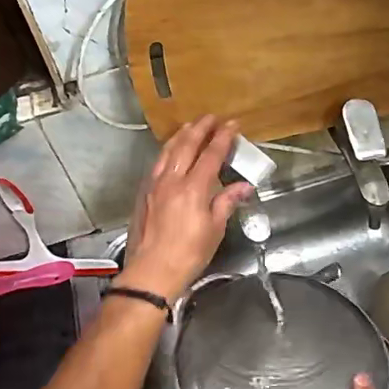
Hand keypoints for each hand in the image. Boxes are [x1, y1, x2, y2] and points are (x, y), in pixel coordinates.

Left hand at [117, 115, 254, 300]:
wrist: (151, 271)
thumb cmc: (188, 254)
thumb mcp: (214, 230)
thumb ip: (226, 202)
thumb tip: (244, 186)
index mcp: (193, 188)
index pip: (211, 154)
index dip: (223, 137)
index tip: (232, 124)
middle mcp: (172, 180)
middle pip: (187, 145)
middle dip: (201, 128)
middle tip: (212, 117)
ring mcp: (154, 184)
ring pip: (168, 151)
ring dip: (182, 135)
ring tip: (191, 126)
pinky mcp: (143, 192)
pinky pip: (157, 163)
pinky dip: (168, 150)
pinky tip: (171, 150)